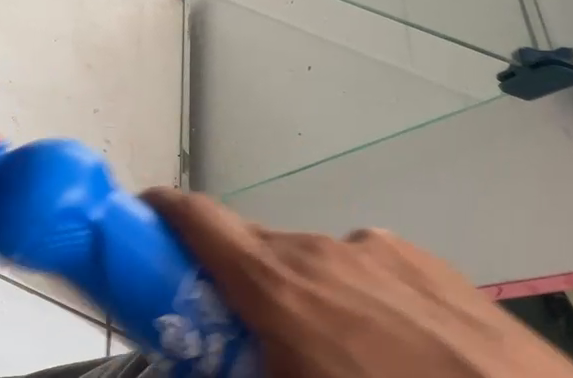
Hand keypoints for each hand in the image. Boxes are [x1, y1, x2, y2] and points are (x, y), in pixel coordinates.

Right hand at [143, 188, 572, 377]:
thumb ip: (234, 366)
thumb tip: (195, 364)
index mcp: (272, 282)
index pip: (191, 214)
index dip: (158, 209)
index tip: (143, 221)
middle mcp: (314, 250)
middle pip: (251, 241)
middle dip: (238, 274)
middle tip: (247, 322)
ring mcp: (376, 251)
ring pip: (314, 258)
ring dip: (306, 290)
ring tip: (341, 348)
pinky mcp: (430, 264)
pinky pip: (371, 267)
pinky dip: (362, 294)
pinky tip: (398, 345)